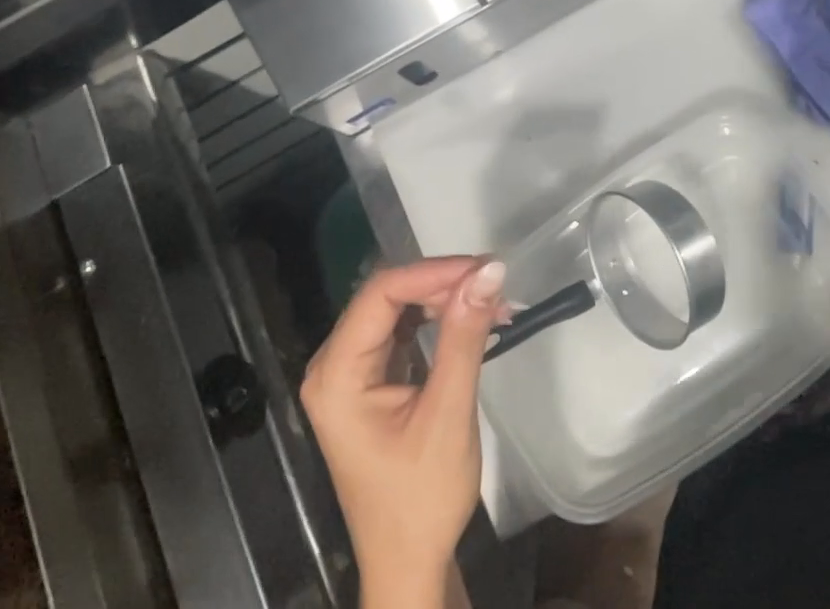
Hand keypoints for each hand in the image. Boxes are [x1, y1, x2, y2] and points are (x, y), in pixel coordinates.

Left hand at [301, 257, 506, 600]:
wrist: (409, 559)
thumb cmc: (422, 496)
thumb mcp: (448, 414)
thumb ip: (464, 337)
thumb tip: (489, 271)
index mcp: (335, 375)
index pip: (380, 294)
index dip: (433, 272)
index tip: (486, 269)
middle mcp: (332, 366)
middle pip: (386, 298)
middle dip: (442, 284)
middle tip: (496, 285)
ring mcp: (349, 376)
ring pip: (396, 312)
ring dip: (444, 301)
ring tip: (493, 301)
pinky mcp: (370, 384)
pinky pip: (401, 336)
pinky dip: (437, 324)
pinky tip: (472, 321)